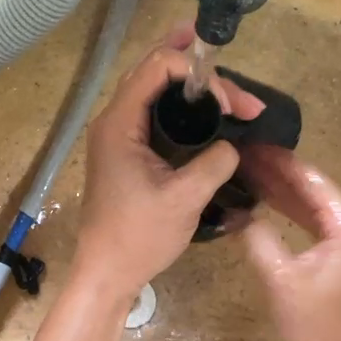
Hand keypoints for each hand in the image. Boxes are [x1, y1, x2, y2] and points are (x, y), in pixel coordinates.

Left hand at [71, 30, 265, 302]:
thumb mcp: (186, 198)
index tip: (230, 106)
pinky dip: (178, 110)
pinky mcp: (124, 157)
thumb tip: (232, 145)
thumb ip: (215, 162)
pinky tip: (201, 113)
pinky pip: (152, 118)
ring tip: (220, 81)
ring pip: (152, 94)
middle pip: (153, 73)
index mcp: (120, 124)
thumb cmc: (139, 236)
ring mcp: (116, 139)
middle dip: (194, 70)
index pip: (158, 67)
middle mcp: (113, 122)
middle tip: (233, 81)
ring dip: (186, 86)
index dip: (199, 75)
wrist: (107, 273)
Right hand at [240, 147, 340, 340]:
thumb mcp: (280, 277)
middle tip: (245, 155)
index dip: (282, 163)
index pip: (314, 182)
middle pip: (315, 190)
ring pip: (313, 206)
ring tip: (249, 171)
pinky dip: (291, 212)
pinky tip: (266, 200)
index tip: (253, 146)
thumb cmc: (313, 321)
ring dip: (283, 192)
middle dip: (280, 174)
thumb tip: (236, 212)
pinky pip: (314, 223)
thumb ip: (258, 237)